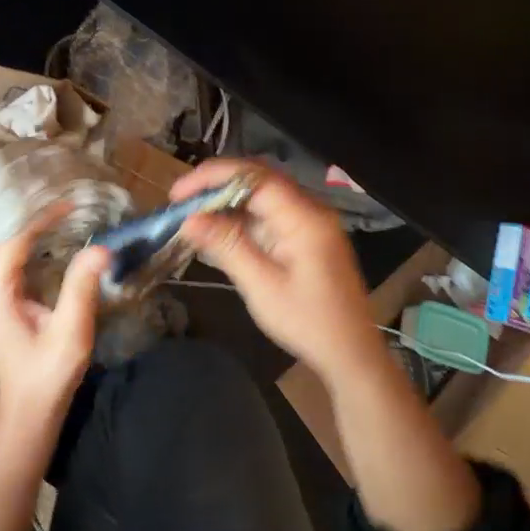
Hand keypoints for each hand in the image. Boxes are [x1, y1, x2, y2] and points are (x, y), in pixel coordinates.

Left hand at [0, 203, 109, 417]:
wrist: (30, 403)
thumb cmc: (49, 372)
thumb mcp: (71, 335)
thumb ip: (82, 292)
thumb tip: (101, 250)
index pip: (10, 243)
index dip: (38, 220)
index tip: (67, 206)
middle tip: (3, 178)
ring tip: (8, 189)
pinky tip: (19, 217)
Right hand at [175, 160, 383, 382]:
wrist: (351, 354)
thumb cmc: (308, 322)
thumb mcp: (261, 286)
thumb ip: (226, 246)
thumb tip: (188, 219)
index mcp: (304, 217)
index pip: (254, 177)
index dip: (212, 177)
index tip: (178, 193)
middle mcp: (309, 209)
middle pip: (258, 178)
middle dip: (216, 183)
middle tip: (180, 199)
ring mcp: (309, 221)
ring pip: (261, 194)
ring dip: (226, 198)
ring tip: (192, 211)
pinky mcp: (305, 235)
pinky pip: (269, 213)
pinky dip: (240, 215)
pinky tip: (217, 228)